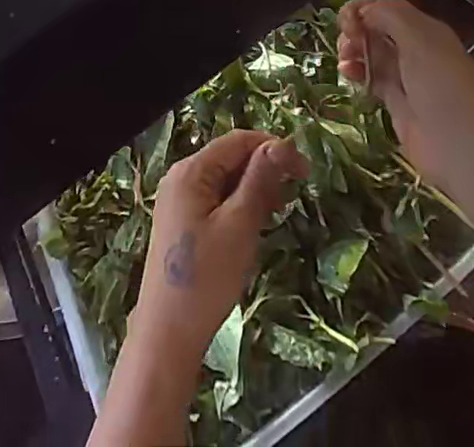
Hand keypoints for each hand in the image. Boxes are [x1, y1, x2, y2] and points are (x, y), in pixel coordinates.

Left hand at [130, 129, 307, 360]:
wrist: (168, 333)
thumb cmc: (207, 277)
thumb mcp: (240, 224)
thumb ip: (260, 179)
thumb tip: (282, 142)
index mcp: (190, 170)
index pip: (238, 140)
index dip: (273, 147)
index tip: (305, 171)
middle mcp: (180, 177)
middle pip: (230, 157)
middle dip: (264, 169)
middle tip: (293, 196)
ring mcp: (178, 200)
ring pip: (225, 179)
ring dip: (254, 188)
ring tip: (276, 212)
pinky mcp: (182, 221)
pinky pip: (216, 198)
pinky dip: (239, 204)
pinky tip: (255, 223)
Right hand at [337, 0, 473, 198]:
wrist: (463, 149)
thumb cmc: (443, 89)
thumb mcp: (419, 42)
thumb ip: (389, 17)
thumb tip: (362, 10)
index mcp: (425, 29)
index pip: (387, 5)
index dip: (362, 7)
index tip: (345, 22)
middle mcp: (416, 48)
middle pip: (377, 26)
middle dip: (355, 28)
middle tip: (345, 43)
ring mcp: (407, 76)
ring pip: (372, 52)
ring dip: (354, 50)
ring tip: (345, 61)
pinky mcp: (397, 101)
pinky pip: (372, 77)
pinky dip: (357, 72)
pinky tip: (348, 75)